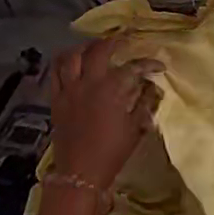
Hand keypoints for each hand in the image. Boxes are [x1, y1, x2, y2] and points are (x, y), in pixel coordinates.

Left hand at [47, 38, 162, 191]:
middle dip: (114, 42)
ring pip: (71, 56)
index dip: (148, 64)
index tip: (159, 65)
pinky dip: (63, 62)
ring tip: (94, 46)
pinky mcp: (56, 99)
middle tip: (124, 40)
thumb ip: (146, 103)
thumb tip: (154, 87)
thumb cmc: (111, 152)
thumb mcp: (135, 128)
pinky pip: (55, 73)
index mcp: (110, 90)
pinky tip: (71, 61)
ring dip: (85, 47)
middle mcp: (88, 83)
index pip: (133, 68)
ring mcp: (68, 90)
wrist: (79, 174)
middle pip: (99, 51)